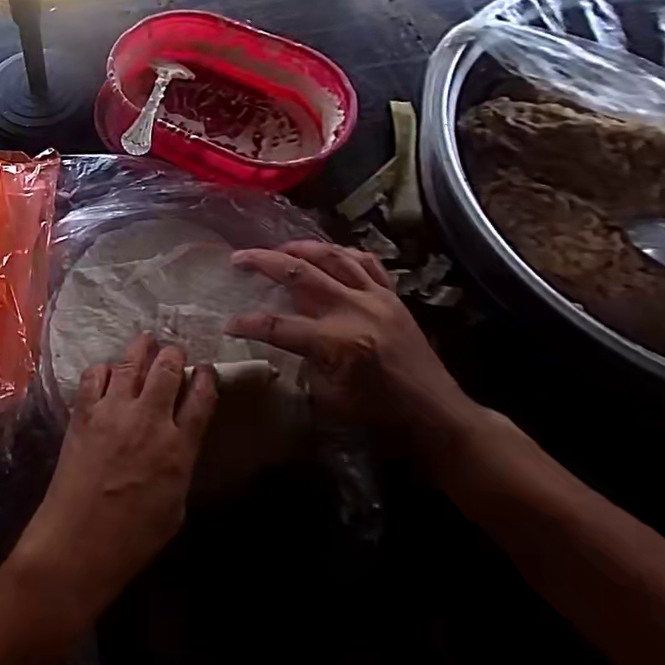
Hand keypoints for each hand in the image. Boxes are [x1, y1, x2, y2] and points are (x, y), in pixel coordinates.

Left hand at [9, 334, 217, 624]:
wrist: (76, 546)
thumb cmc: (132, 540)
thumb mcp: (175, 508)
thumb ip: (180, 465)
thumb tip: (178, 443)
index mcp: (178, 448)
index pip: (202, 397)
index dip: (206, 377)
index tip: (205, 370)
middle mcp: (150, 421)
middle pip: (168, 368)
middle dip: (174, 354)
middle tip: (173, 353)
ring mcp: (114, 412)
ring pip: (132, 363)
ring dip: (142, 348)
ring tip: (146, 342)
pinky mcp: (84, 413)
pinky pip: (95, 375)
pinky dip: (104, 369)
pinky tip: (107, 373)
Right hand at [226, 241, 479, 458]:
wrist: (435, 414)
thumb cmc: (381, 416)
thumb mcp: (331, 399)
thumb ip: (305, 362)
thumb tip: (286, 339)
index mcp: (337, 342)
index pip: (279, 325)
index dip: (248, 323)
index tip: (228, 322)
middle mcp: (355, 310)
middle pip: (300, 274)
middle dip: (264, 262)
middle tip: (239, 257)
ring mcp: (377, 298)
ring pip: (332, 257)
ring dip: (300, 248)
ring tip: (278, 248)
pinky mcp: (392, 296)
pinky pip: (365, 262)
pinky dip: (342, 253)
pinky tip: (327, 253)